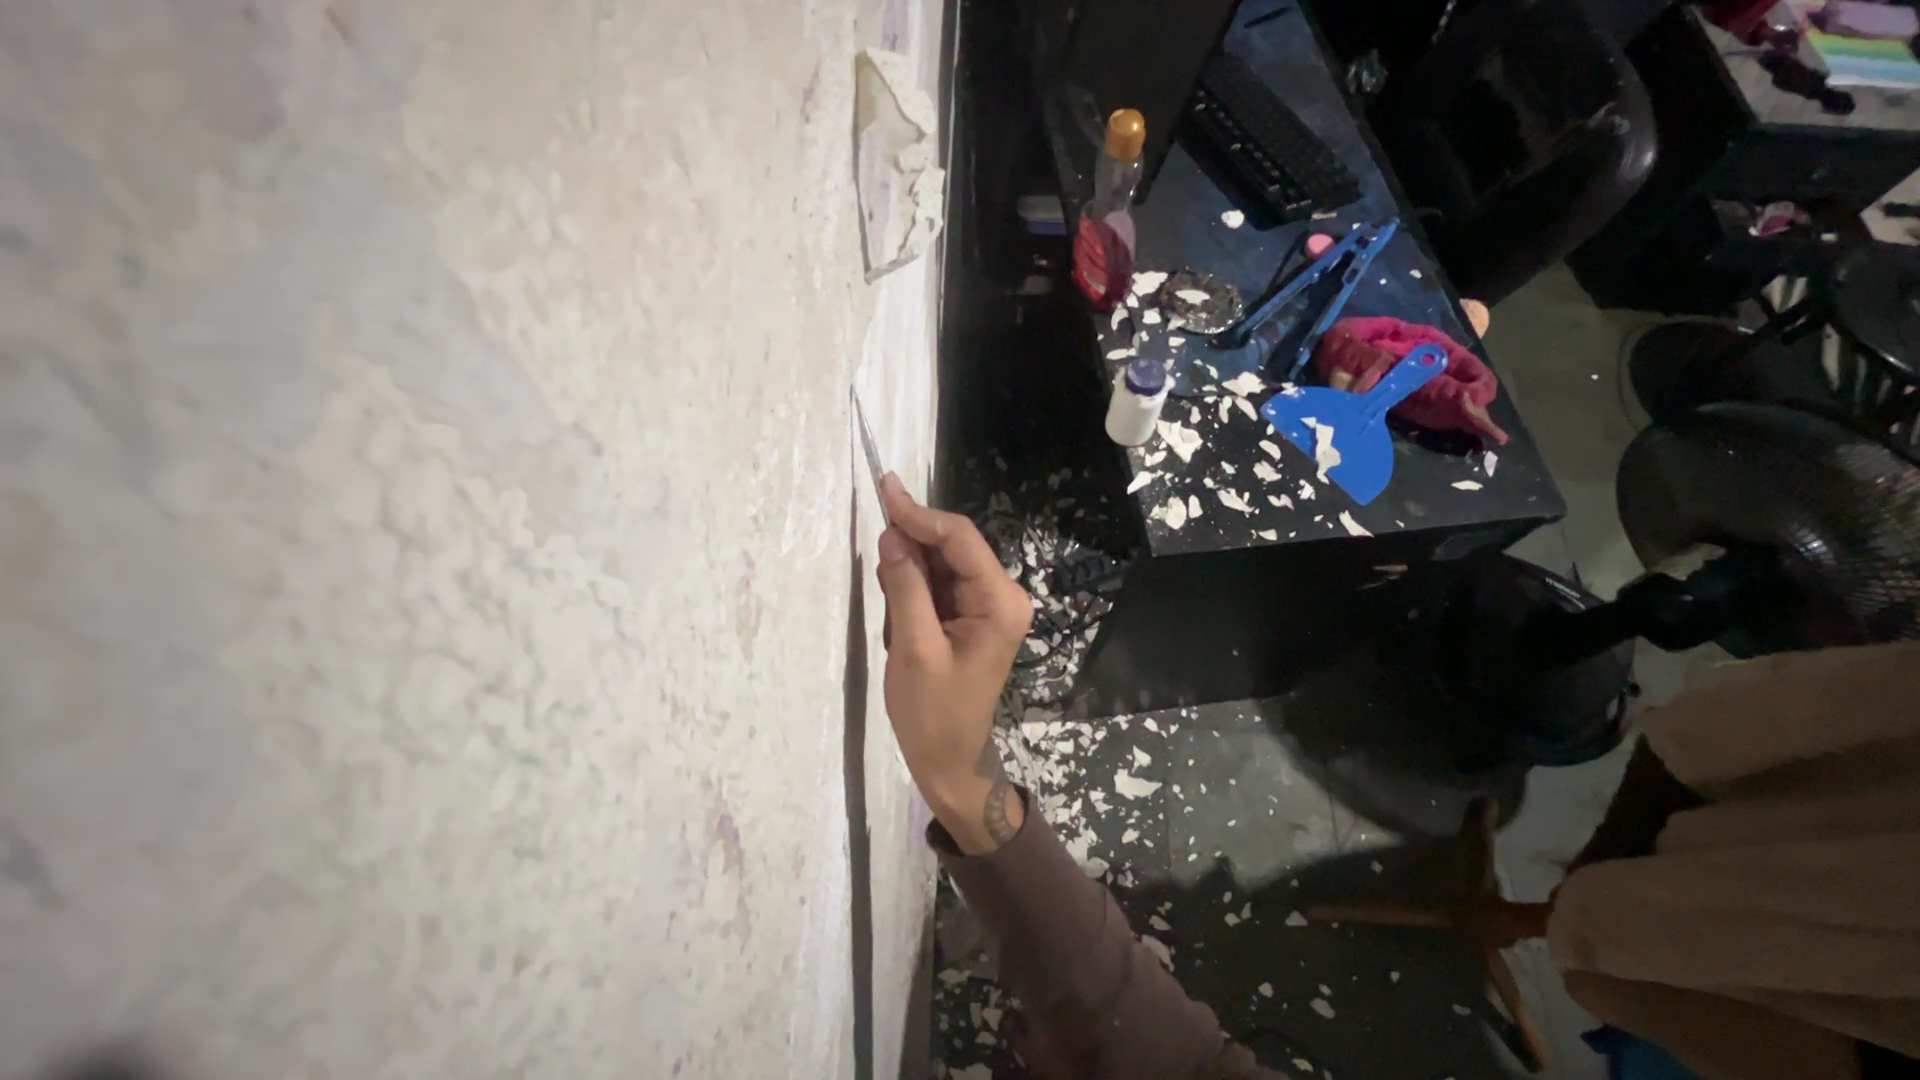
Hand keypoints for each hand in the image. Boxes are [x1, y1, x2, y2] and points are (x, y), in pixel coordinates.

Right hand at [874, 473, 1033, 853]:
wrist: (949, 760)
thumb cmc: (933, 713)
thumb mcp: (913, 648)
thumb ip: (905, 588)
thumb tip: (891, 536)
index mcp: (999, 602)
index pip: (960, 539)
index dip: (919, 513)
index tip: (883, 489)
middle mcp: (1001, 596)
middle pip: (952, 547)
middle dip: (910, 550)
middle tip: (878, 565)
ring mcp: (986, 606)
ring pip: (940, 565)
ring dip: (908, 579)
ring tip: (896, 625)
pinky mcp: (969, 617)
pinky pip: (937, 586)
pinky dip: (912, 594)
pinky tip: (900, 625)